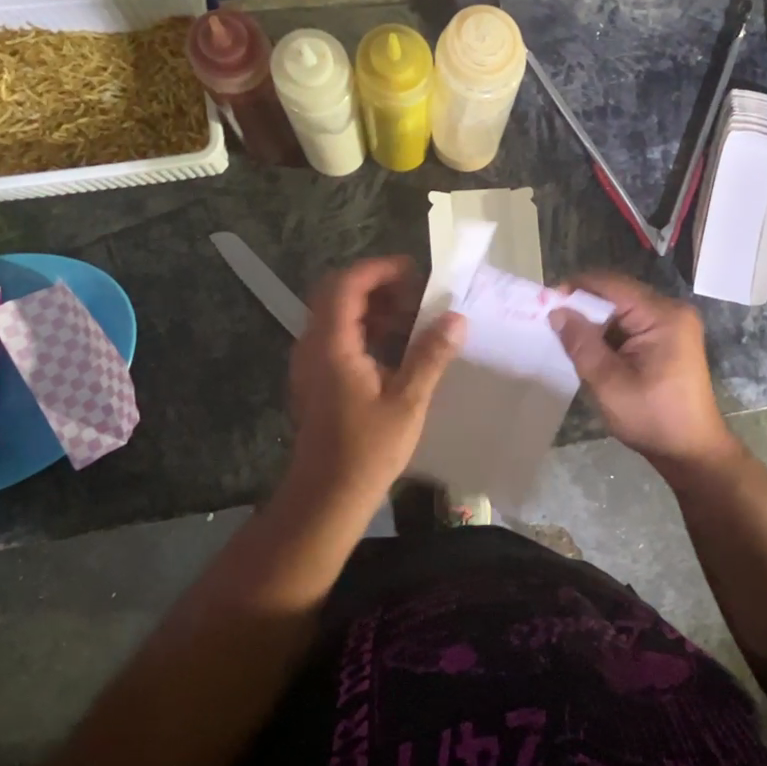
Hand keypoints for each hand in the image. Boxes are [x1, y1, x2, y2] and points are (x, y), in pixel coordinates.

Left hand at [287, 257, 465, 498]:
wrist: (327, 495)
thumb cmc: (368, 450)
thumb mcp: (408, 401)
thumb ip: (430, 355)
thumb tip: (456, 318)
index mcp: (332, 345)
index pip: (347, 285)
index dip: (380, 270)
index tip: (416, 272)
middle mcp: (313, 346)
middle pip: (337, 294)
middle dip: (378, 286)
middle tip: (417, 296)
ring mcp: (310, 363)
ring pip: (336, 316)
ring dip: (372, 309)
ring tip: (413, 321)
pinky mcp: (316, 380)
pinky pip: (336, 338)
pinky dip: (364, 331)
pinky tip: (395, 350)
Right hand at [548, 273, 737, 468]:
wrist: (691, 451)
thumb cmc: (652, 418)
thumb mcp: (609, 382)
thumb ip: (581, 343)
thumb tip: (557, 311)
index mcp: (663, 315)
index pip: (612, 285)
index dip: (576, 288)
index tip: (545, 302)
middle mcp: (672, 311)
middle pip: (618, 294)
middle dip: (584, 306)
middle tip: (551, 321)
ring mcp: (674, 325)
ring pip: (623, 310)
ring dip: (596, 322)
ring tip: (566, 336)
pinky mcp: (670, 340)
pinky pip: (633, 325)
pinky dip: (610, 334)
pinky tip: (591, 349)